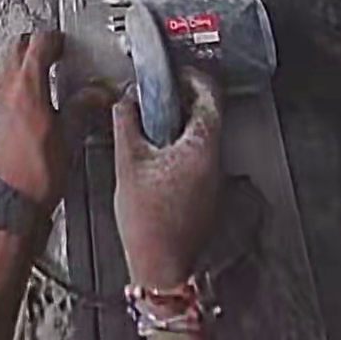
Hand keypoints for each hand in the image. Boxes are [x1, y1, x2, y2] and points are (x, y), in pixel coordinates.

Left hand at [0, 30, 83, 206]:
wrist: (11, 203)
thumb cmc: (36, 174)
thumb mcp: (69, 136)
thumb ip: (83, 106)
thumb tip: (98, 93)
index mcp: (28, 86)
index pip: (38, 44)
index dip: (55, 40)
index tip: (66, 45)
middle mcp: (8, 88)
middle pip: (17, 46)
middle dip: (36, 42)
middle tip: (55, 50)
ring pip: (7, 62)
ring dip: (24, 58)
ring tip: (44, 67)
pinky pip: (4, 82)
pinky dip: (17, 77)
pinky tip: (32, 94)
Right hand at [113, 66, 222, 287]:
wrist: (159, 269)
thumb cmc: (148, 221)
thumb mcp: (127, 160)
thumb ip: (126, 120)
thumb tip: (125, 98)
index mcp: (202, 147)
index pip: (210, 94)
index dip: (191, 74)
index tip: (174, 70)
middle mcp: (215, 160)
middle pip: (207, 111)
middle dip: (181, 95)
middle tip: (157, 90)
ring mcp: (213, 177)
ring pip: (202, 132)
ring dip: (179, 118)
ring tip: (151, 116)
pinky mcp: (205, 190)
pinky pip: (197, 152)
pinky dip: (179, 139)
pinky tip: (156, 146)